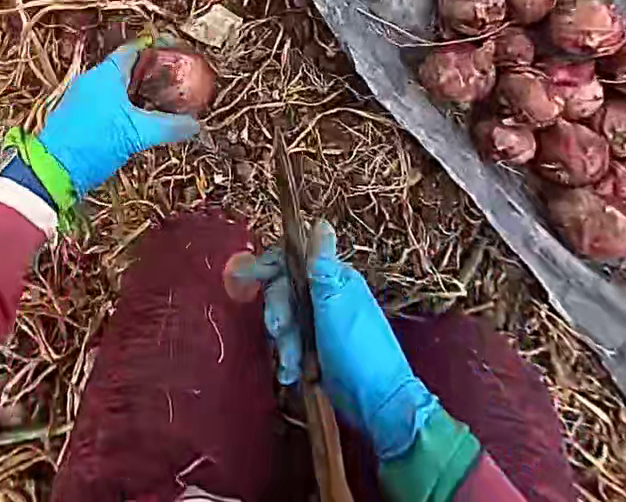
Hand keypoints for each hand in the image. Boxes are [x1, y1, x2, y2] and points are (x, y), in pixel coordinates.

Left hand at [37, 38, 201, 194]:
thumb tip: (194, 124)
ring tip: (160, 100)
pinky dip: (124, 106)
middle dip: (150, 72)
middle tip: (172, 78)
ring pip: (116, 86)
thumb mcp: (138, 133)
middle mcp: (92, 80)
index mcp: (107, 74)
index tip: (173, 50)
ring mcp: (82, 98)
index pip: (134, 49)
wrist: (52, 172)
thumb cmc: (93, 142)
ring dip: (137, 91)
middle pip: (126, 67)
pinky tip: (136, 121)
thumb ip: (169, 127)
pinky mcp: (77, 116)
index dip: (155, 47)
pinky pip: (106, 102)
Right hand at [228, 221, 440, 459]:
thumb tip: (321, 222)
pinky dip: (290, 359)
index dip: (269, 265)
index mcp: (333, 277)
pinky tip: (293, 374)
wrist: (379, 405)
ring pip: (287, 321)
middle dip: (279, 312)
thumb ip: (321, 265)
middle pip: (285, 290)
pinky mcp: (317, 350)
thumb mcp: (334, 303)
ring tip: (293, 364)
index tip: (247, 275)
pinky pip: (292, 345)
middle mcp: (326, 295)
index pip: (293, 259)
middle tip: (279, 329)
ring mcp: (321, 323)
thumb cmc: (358, 347)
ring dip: (285, 342)